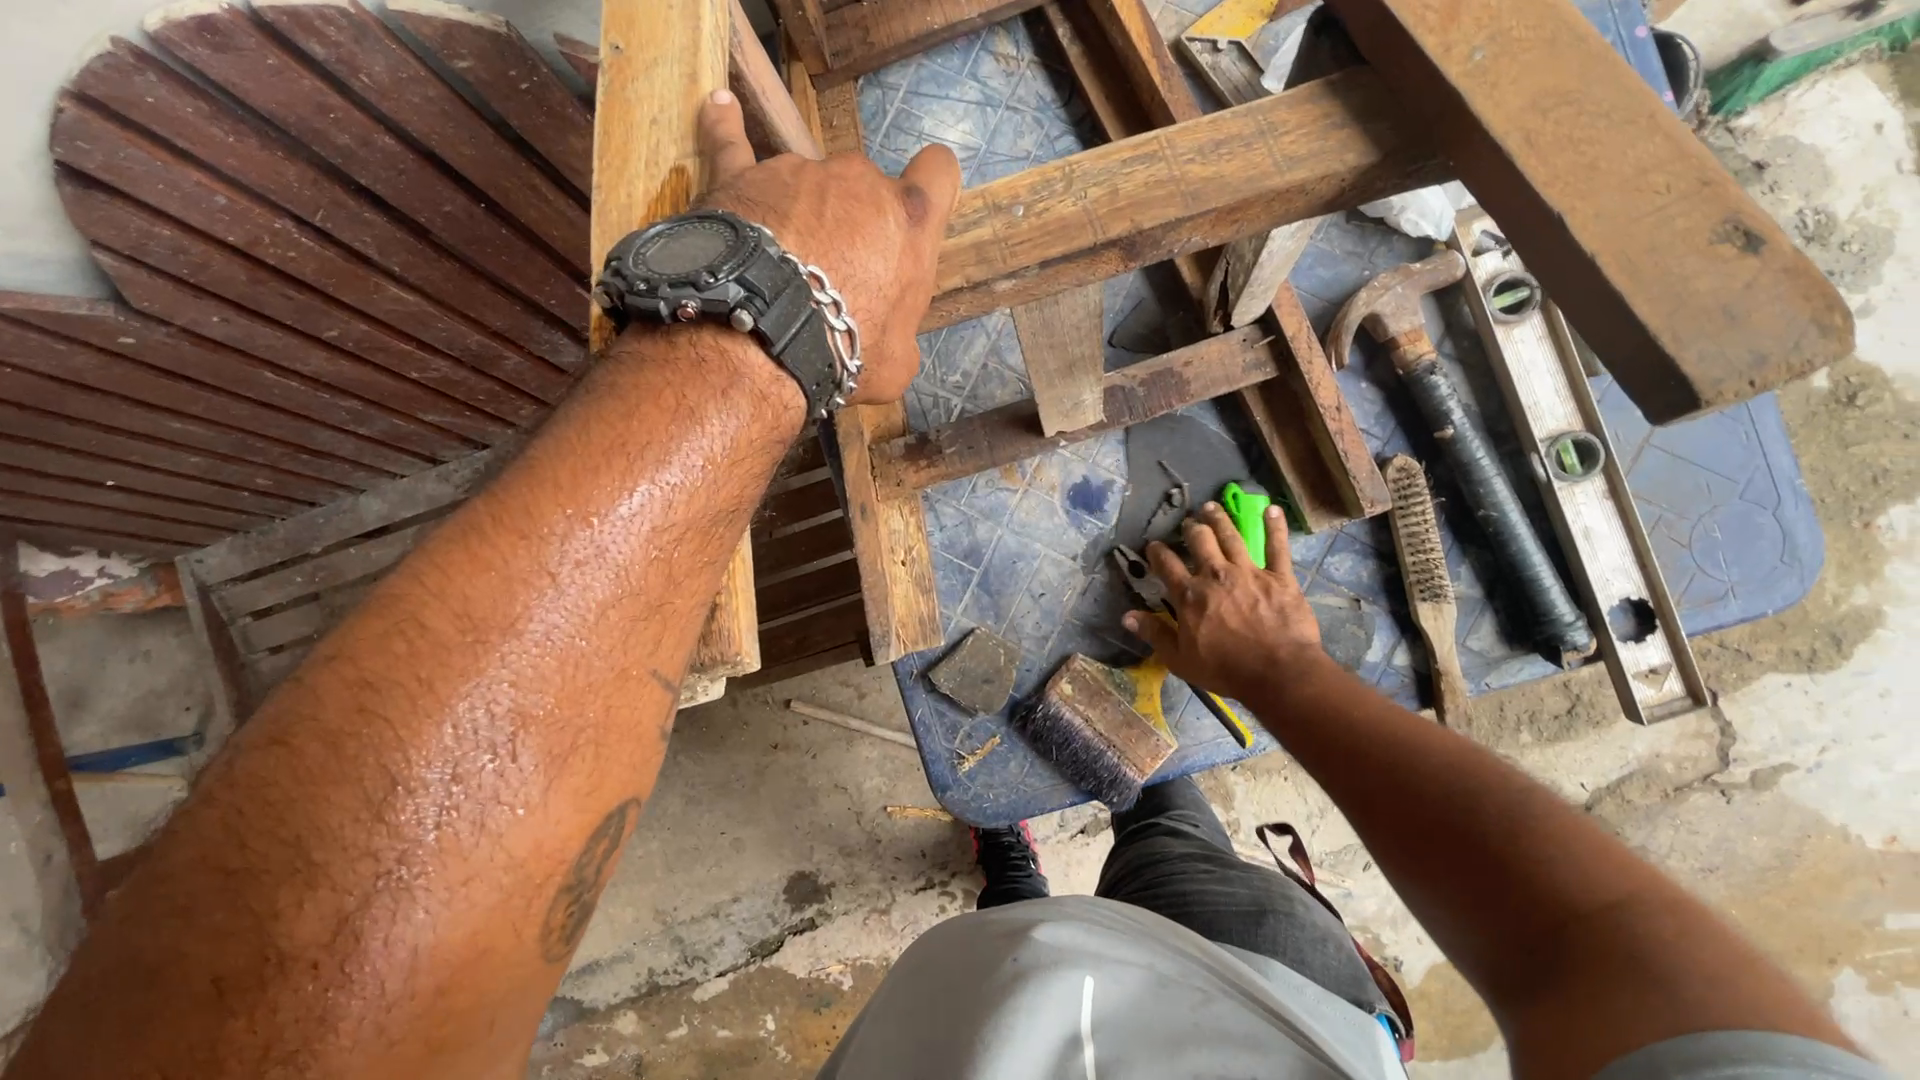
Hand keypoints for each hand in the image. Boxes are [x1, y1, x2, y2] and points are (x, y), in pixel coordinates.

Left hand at [695, 90, 959, 404]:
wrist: (759, 338)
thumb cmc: (843, 352)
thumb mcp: (896, 364)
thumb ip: (900, 331)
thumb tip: (886, 335)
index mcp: (910, 222)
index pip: (940, 172)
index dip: (931, 187)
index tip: (916, 210)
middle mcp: (859, 182)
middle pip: (866, 188)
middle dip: (854, 221)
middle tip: (832, 275)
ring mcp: (798, 171)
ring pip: (808, 183)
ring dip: (801, 212)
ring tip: (774, 264)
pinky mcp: (741, 175)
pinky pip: (733, 144)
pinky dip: (727, 132)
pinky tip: (720, 111)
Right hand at [1122, 502, 1328, 704]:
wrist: (1276, 672)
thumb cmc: (1224, 670)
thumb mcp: (1179, 659)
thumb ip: (1154, 633)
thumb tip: (1126, 616)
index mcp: (1190, 595)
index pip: (1167, 565)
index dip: (1157, 552)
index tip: (1154, 546)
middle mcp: (1216, 575)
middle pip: (1200, 540)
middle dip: (1192, 528)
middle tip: (1189, 523)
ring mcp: (1249, 572)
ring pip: (1232, 536)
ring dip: (1220, 519)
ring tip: (1212, 507)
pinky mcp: (1279, 577)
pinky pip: (1277, 546)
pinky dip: (1274, 526)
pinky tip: (1271, 510)